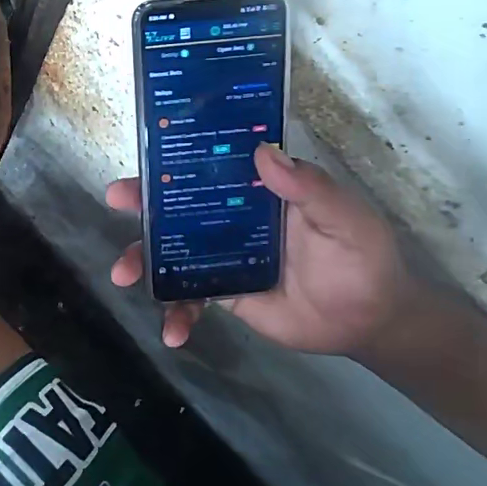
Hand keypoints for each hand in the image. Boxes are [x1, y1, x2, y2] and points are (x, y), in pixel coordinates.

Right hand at [106, 143, 409, 352]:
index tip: (149, 154)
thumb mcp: (344, 217)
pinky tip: (173, 333)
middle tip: (117, 200)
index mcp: (264, 191)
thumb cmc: (363, 256)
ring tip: (125, 276)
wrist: (369, 319)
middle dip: (147, 203)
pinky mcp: (230, 293)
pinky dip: (178, 315)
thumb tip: (264, 152)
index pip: (218, 166)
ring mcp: (230, 256)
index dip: (183, 158)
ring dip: (146, 261)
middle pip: (185, 206)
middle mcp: (240, 218)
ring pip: (178, 252)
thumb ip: (308, 188)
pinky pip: (194, 299)